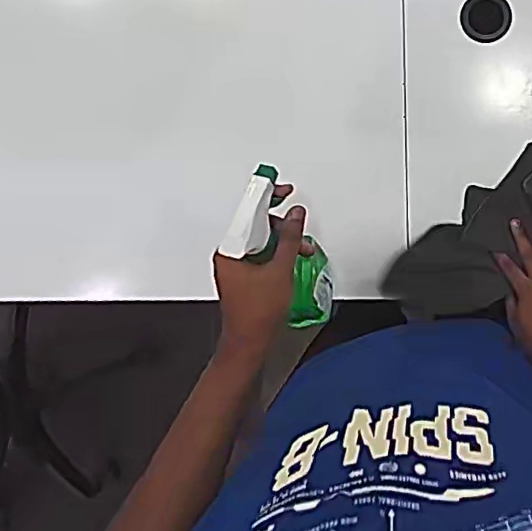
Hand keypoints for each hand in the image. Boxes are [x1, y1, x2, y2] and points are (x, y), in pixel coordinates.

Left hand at [212, 184, 315, 344]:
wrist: (250, 343)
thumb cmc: (258, 312)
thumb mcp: (280, 269)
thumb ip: (290, 238)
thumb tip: (295, 214)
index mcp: (231, 250)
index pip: (249, 214)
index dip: (267, 198)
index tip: (280, 187)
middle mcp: (230, 256)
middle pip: (258, 226)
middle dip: (282, 226)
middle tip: (299, 225)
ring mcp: (237, 266)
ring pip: (263, 241)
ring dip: (284, 242)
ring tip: (300, 250)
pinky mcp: (246, 275)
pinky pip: (263, 254)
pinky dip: (279, 253)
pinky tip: (292, 259)